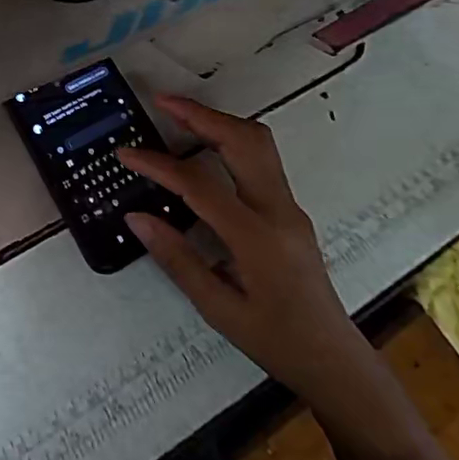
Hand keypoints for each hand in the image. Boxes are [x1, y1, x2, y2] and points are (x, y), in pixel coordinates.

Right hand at [117, 96, 367, 401]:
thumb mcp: (217, 308)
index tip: (126, 154)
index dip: (159, 165)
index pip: (200, 185)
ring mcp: (290, 206)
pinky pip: (262, 160)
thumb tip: (137, 218)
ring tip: (180, 116)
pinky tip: (205, 149)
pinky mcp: (291, 209)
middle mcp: (278, 210)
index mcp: (257, 238)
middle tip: (162, 102)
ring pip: (258, 143)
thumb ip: (177, 259)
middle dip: (201, 115)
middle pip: (243, 141)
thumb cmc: (274, 340)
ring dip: (219, 122)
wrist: (332, 357)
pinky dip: (231, 141)